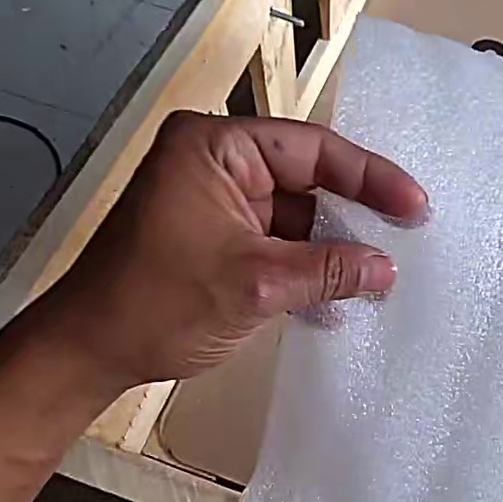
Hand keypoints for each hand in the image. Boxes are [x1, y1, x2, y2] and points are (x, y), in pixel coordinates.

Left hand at [35, 111, 427, 388]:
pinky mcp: (223, 237)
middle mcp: (218, 164)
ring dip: (334, 247)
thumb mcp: (256, 283)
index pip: (311, 149)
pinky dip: (309, 265)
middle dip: (354, 212)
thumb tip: (386, 268)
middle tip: (408, 232)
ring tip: (382, 269)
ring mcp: (221, 202)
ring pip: (298, 216)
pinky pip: (280, 242)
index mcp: (215, 148)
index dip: (369, 177)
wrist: (89, 353)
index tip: (413, 204)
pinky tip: (343, 291)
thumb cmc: (158, 303)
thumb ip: (327, 270)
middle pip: (308, 179)